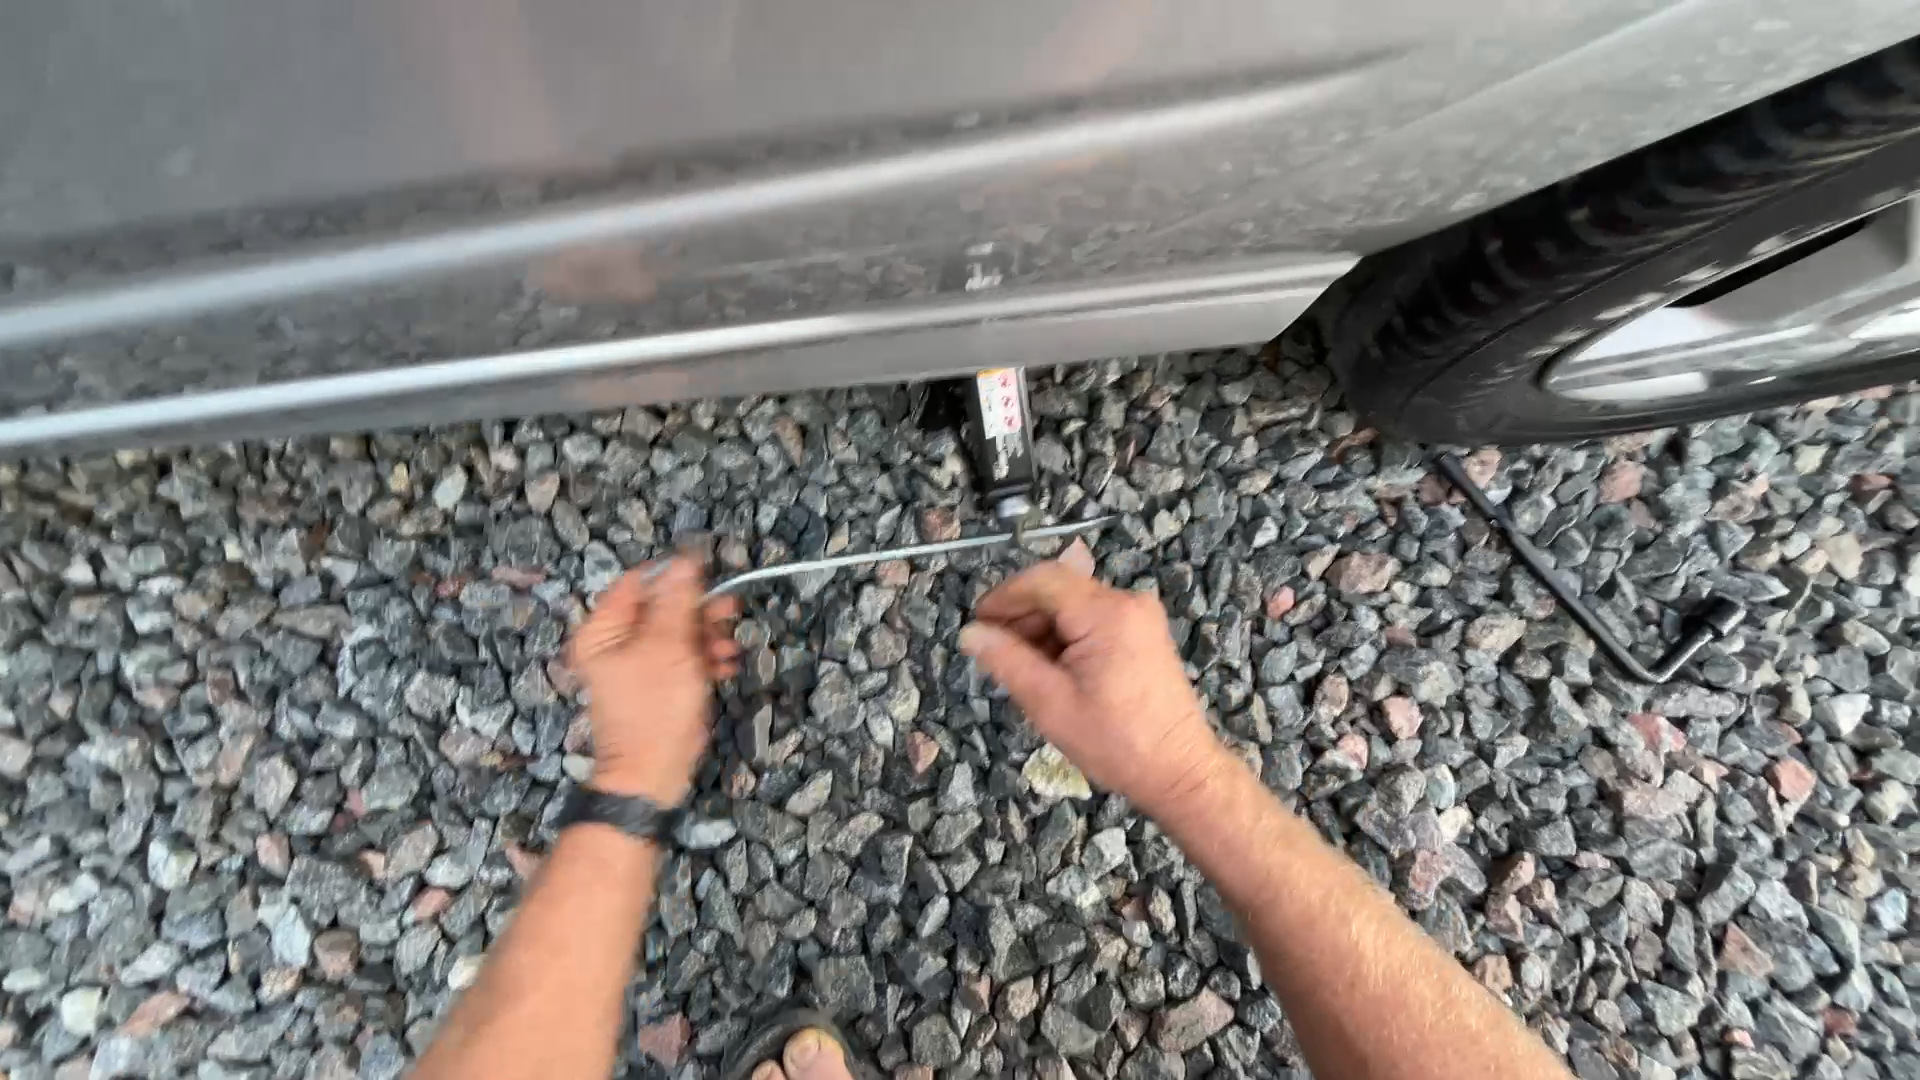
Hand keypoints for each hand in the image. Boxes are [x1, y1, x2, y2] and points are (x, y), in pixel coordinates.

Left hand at [565, 558, 739, 804]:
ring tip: (728, 648)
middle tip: (729, 609)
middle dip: (698, 610)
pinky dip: (705, 658)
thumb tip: (683, 560)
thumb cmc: (655, 710)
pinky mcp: (661, 683)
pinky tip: (724, 666)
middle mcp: (617, 643)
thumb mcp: (668, 648)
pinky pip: (685, 657)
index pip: (638, 583)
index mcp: (603, 631)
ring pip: (679, 631)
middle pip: (663, 607)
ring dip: (708, 635)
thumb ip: (676, 602)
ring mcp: (640, 665)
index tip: (708, 576)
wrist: (654, 774)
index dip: (673, 576)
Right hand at [959, 557, 1228, 817]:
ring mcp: (1139, 615)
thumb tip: (969, 632)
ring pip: (1073, 603)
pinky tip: (1053, 668)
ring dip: (1042, 627)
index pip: (1043, 579)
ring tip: (1024, 667)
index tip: (978, 623)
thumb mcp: (1050, 704)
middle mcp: (1127, 602)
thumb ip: (1007, 660)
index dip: (1004, 596)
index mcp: (1106, 614)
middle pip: (1058, 588)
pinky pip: (1092, 617)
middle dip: (1022, 615)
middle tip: (996, 651)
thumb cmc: (1116, 743)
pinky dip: (1066, 635)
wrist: (1179, 770)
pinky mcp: (1142, 630)